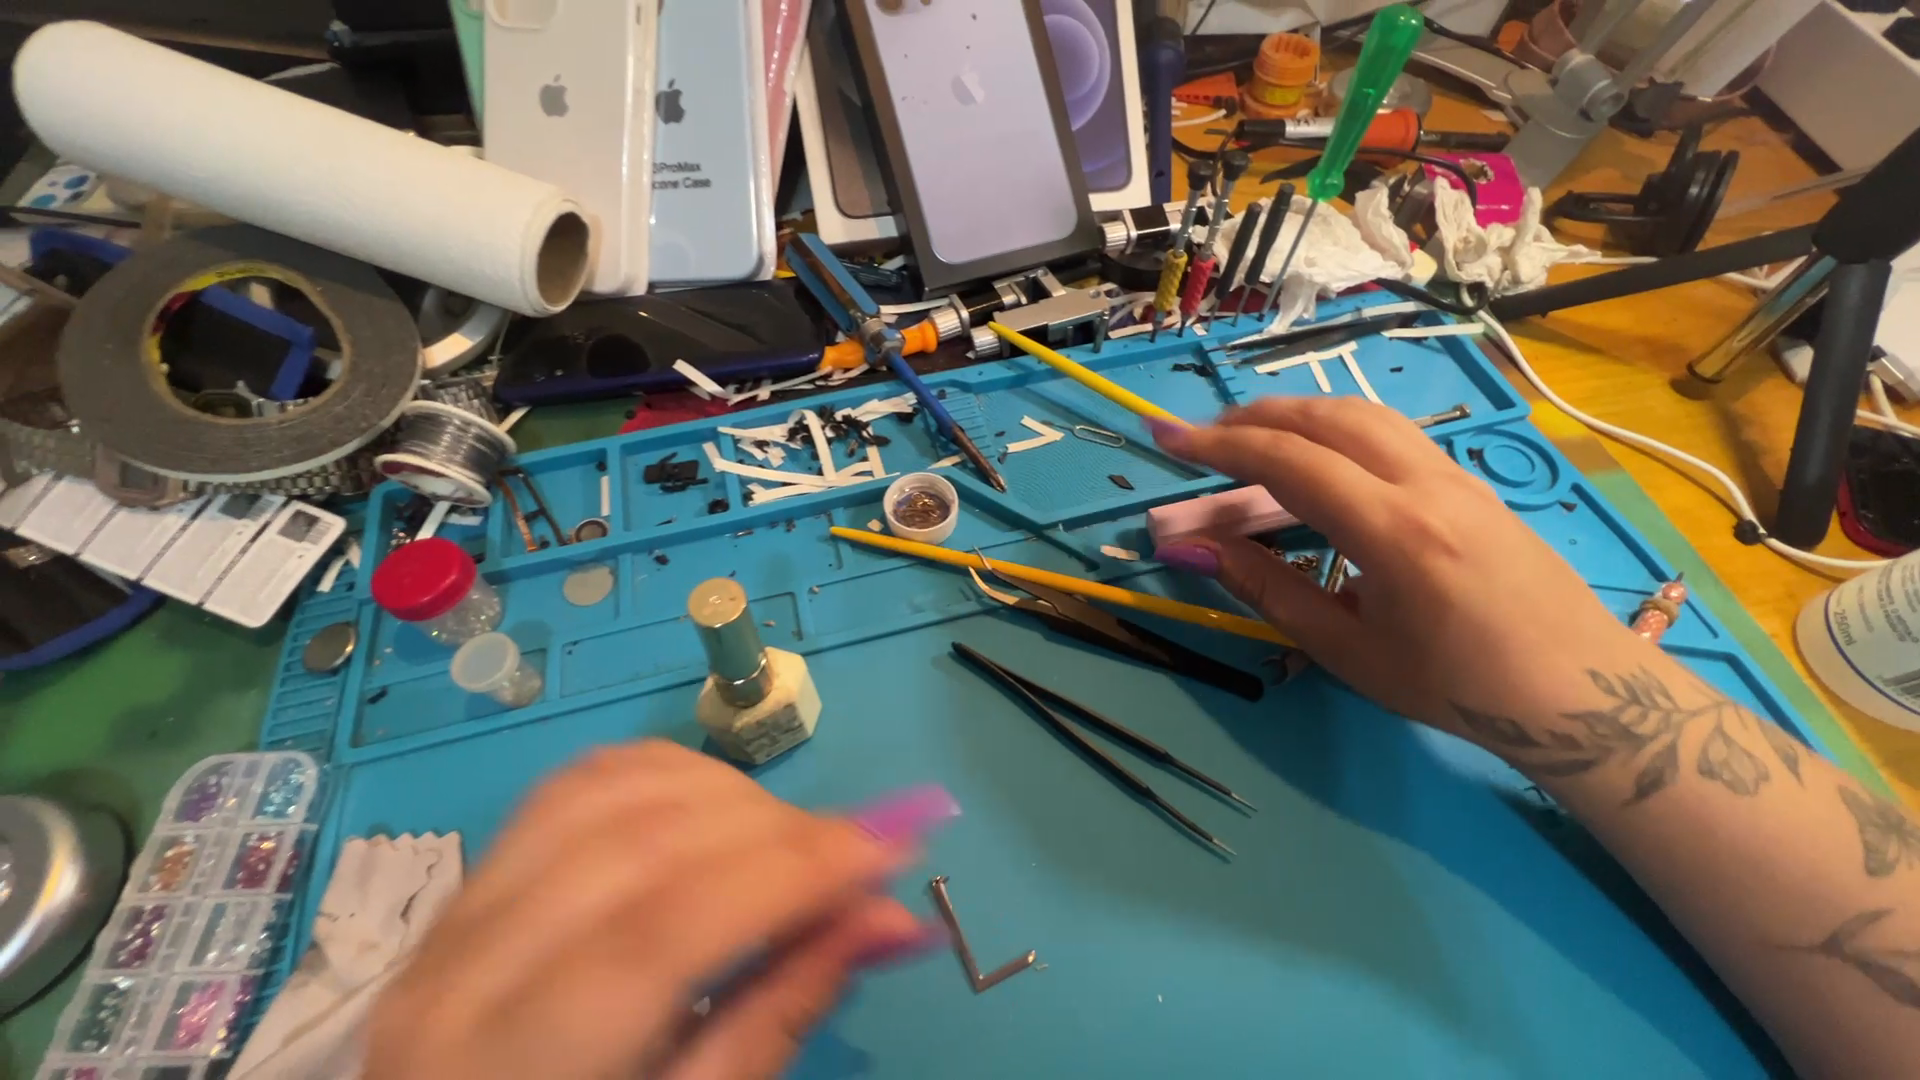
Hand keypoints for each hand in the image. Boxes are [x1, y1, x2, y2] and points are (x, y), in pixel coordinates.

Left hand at [367, 741, 955, 1079]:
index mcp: (513, 1064)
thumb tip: (889, 915)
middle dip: (776, 829)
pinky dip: (670, 771)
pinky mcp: (477, 874)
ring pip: (612, 787)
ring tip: (791, 836)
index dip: (792, 873)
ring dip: (728, 791)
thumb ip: (782, 1010)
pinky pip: (582, 779)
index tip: (890, 851)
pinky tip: (718, 800)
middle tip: (857, 852)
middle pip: (645, 843)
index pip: (667, 929)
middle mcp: (465, 969)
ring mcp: (460, 909)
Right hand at [1149, 399, 1656, 737]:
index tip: (1167, 439)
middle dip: (1251, 418)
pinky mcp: (1467, 480)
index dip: (1219, 446)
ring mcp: (1454, 474)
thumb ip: (1263, 588)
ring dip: (1293, 415)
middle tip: (1200, 439)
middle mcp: (1426, 483)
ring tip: (1248, 440)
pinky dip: (1332, 428)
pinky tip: (1313, 458)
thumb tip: (1189, 548)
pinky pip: (1388, 432)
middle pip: (1325, 418)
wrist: (1578, 692)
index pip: (1289, 462)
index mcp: (1394, 531)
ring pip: (1361, 414)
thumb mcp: (1345, 648)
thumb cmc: (1454, 685)